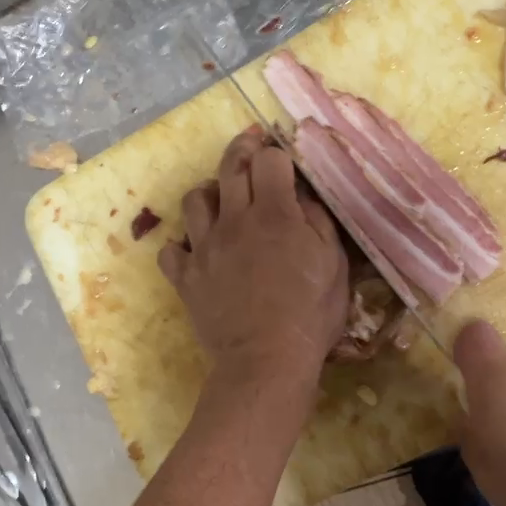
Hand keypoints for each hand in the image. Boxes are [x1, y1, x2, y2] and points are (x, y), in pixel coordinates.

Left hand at [160, 128, 348, 386]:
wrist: (265, 360)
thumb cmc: (310, 316)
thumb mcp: (334, 266)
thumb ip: (318, 223)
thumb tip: (303, 196)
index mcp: (275, 214)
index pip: (269, 161)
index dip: (276, 153)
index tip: (282, 157)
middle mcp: (234, 221)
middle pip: (230, 167)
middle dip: (242, 149)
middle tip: (251, 145)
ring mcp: (204, 248)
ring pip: (195, 200)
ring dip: (209, 192)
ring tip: (221, 200)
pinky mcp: (185, 277)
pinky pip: (172, 249)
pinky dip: (182, 245)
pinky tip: (196, 250)